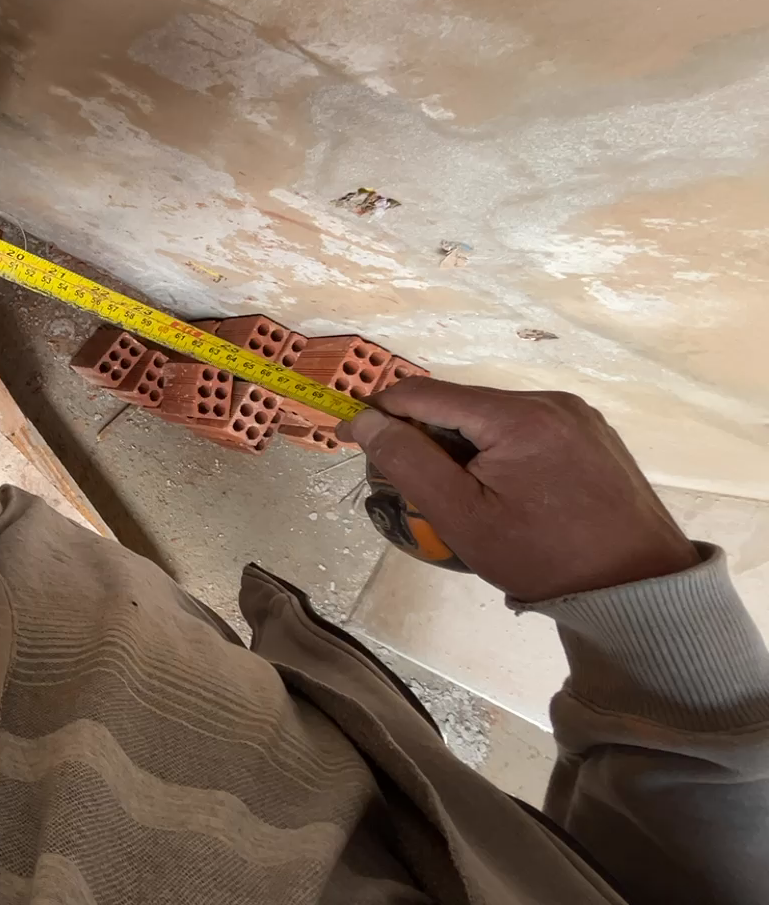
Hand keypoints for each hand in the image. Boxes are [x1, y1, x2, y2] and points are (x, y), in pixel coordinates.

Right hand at [338, 378, 696, 600]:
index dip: (375, 412)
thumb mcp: (456, 512)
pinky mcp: (586, 434)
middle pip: (451, 402)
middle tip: (401, 476)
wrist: (639, 592)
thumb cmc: (539, 554)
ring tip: (446, 485)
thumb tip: (363, 419)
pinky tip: (487, 482)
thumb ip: (404, 457)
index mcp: (517, 417)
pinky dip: (484, 446)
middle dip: (415, 431)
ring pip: (480, 414)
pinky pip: (513, 426)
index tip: (346, 437)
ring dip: (449, 440)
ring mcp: (574, 416)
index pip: (419, 393)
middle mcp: (549, 403)